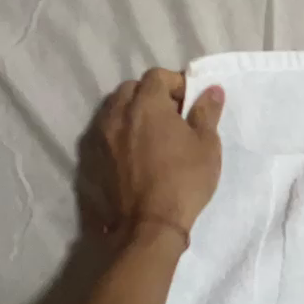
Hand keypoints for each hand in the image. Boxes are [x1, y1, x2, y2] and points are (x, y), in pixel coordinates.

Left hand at [92, 69, 225, 246]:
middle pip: (132, 89)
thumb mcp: (207, 145)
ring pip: (115, 110)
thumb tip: (211, 90)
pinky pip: (106, 134)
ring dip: (133, 113)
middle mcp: (118, 114)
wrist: (148, 227)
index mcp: (146, 104)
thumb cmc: (184, 180)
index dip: (176, 83)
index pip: (157, 76)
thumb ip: (206, 112)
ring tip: (153, 134)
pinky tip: (136, 153)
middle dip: (151, 95)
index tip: (190, 102)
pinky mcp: (92, 160)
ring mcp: (100, 137)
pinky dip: (120, 134)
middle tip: (172, 116)